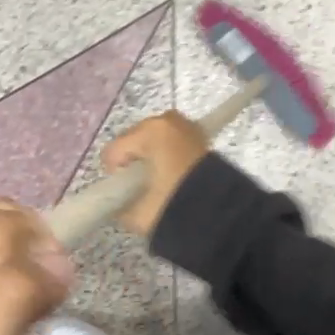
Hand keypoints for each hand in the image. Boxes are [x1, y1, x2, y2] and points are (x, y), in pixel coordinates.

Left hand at [0, 202, 71, 334]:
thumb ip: (1, 314)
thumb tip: (55, 263)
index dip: (24, 269)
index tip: (39, 315)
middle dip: (28, 264)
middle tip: (33, 317)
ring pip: (3, 222)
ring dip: (29, 266)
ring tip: (20, 316)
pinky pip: (1, 234)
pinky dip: (22, 266)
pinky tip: (12, 304)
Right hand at [103, 111, 209, 236]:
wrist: (220, 213)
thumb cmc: (174, 205)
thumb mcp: (137, 213)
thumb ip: (120, 206)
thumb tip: (119, 205)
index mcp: (149, 131)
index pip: (113, 152)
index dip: (115, 177)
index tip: (126, 195)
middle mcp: (167, 121)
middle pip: (135, 143)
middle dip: (135, 164)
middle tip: (143, 190)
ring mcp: (187, 126)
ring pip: (155, 143)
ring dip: (152, 161)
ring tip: (160, 186)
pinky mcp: (201, 137)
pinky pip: (173, 146)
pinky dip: (169, 159)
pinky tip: (174, 180)